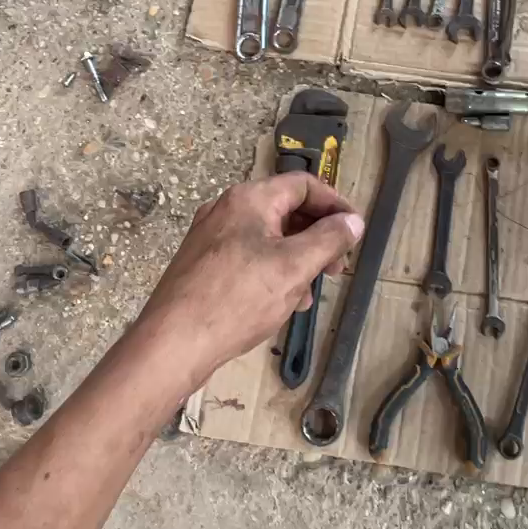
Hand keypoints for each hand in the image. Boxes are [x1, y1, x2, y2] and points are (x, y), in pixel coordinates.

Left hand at [135, 172, 364, 382]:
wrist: (172, 343)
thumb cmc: (237, 299)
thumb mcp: (294, 267)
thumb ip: (329, 239)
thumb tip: (353, 221)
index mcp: (249, 199)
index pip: (304, 185)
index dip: (335, 204)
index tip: (355, 231)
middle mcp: (227, 209)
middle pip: (286, 209)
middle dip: (318, 236)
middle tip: (338, 266)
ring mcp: (211, 237)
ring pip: (269, 236)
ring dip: (298, 258)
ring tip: (311, 291)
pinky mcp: (203, 264)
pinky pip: (250, 256)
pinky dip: (274, 271)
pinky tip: (283, 302)